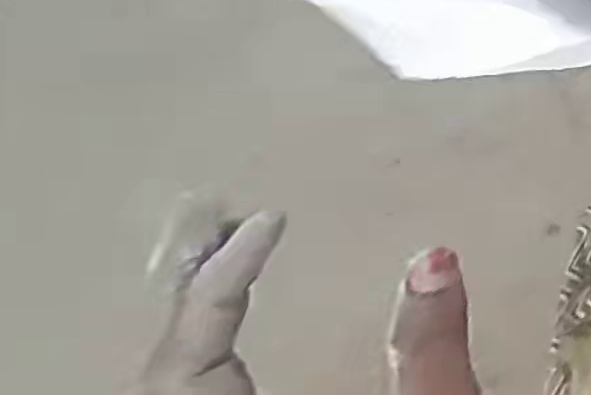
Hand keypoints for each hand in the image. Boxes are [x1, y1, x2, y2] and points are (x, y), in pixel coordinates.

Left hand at [133, 203, 481, 394]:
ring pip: (168, 391)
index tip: (267, 222)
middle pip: (158, 380)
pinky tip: (224, 320)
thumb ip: (430, 352)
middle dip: (181, 292)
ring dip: (187, 313)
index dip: (218, 288)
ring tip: (206, 250)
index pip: (190, 367)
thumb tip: (432, 255)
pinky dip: (204, 346)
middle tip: (205, 214)